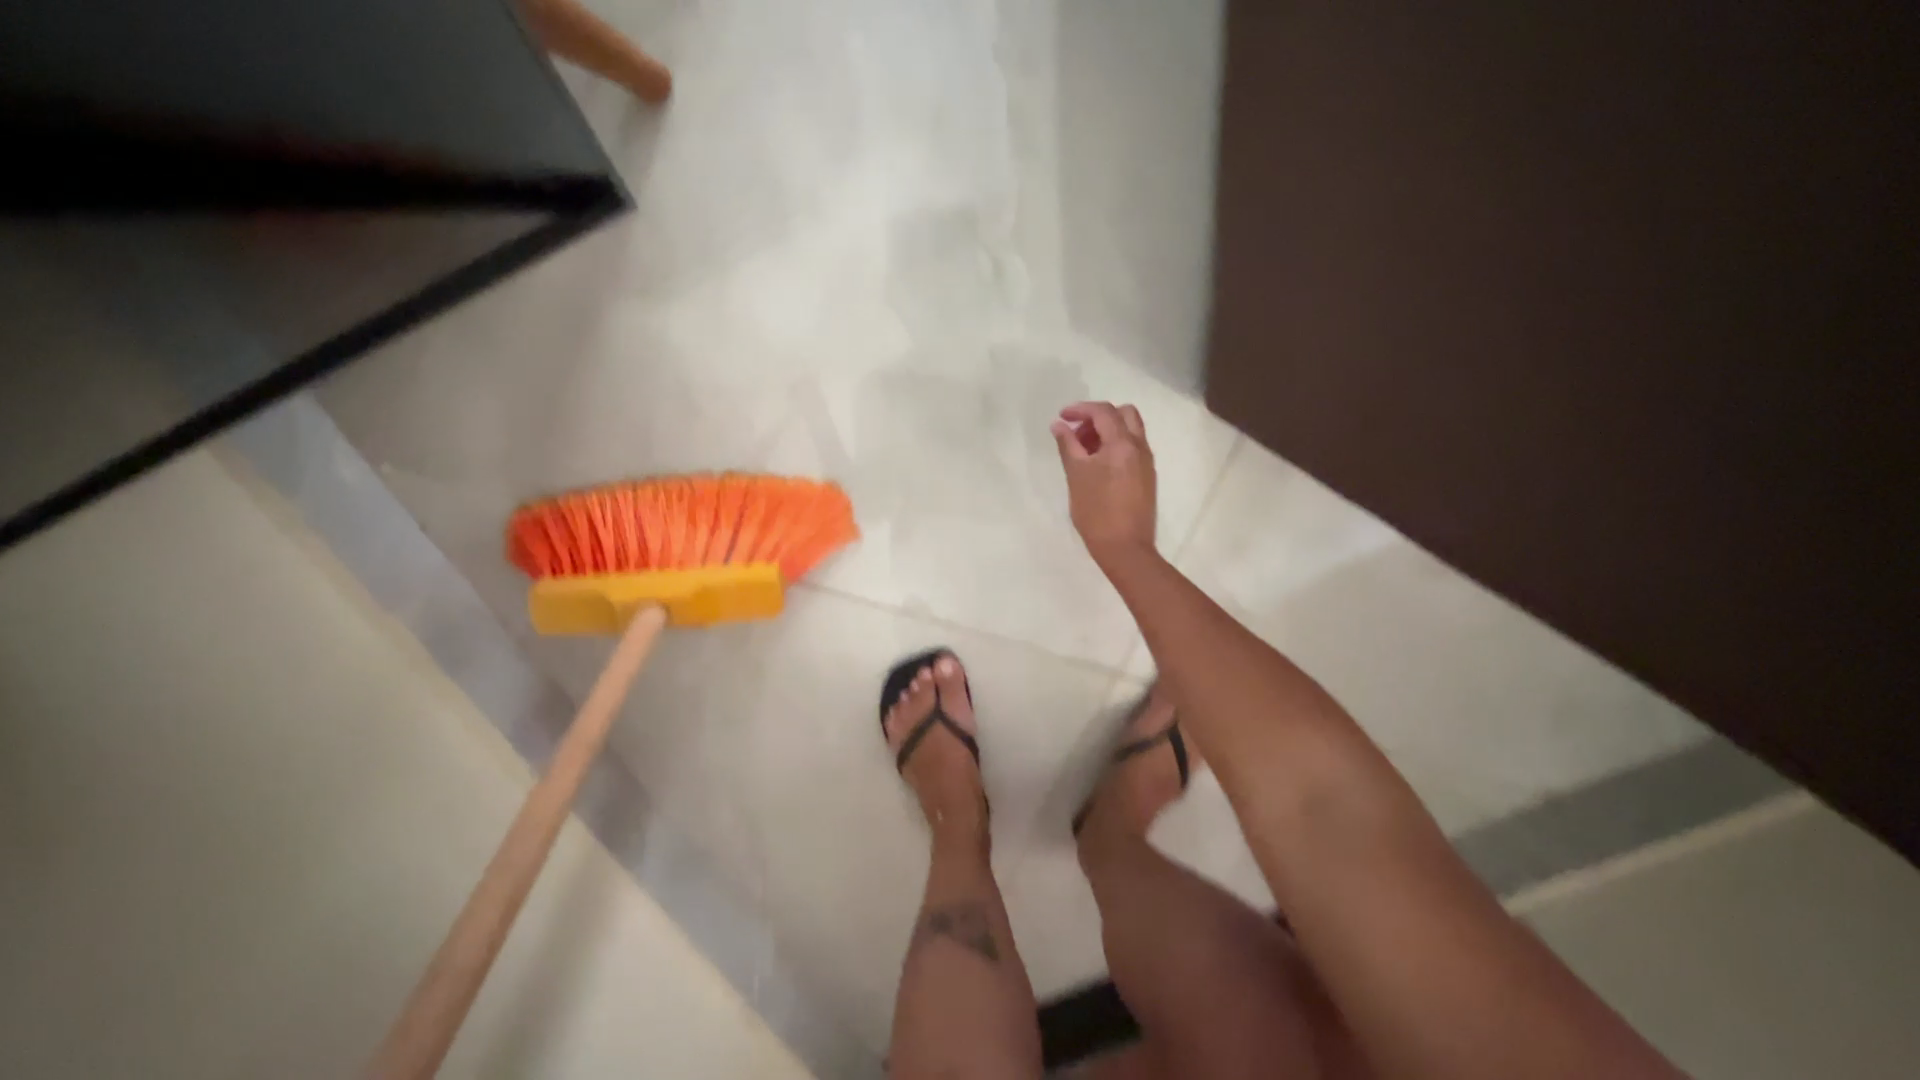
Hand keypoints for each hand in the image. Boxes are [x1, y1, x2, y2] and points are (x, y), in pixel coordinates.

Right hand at [1051, 401, 1156, 564]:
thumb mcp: (1076, 475)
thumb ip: (1068, 445)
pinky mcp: (1147, 477)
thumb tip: (1059, 425)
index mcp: (1123, 444)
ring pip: (1130, 431)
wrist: (1125, 547)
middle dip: (1098, 417)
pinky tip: (1098, 466)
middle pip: (1123, 414)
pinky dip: (1115, 446)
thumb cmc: (1096, 511)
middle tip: (1077, 433)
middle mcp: (1140, 447)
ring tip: (1084, 452)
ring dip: (1107, 431)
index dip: (1080, 409)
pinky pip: (1132, 448)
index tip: (1062, 417)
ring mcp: (1147, 462)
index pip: (1103, 411)